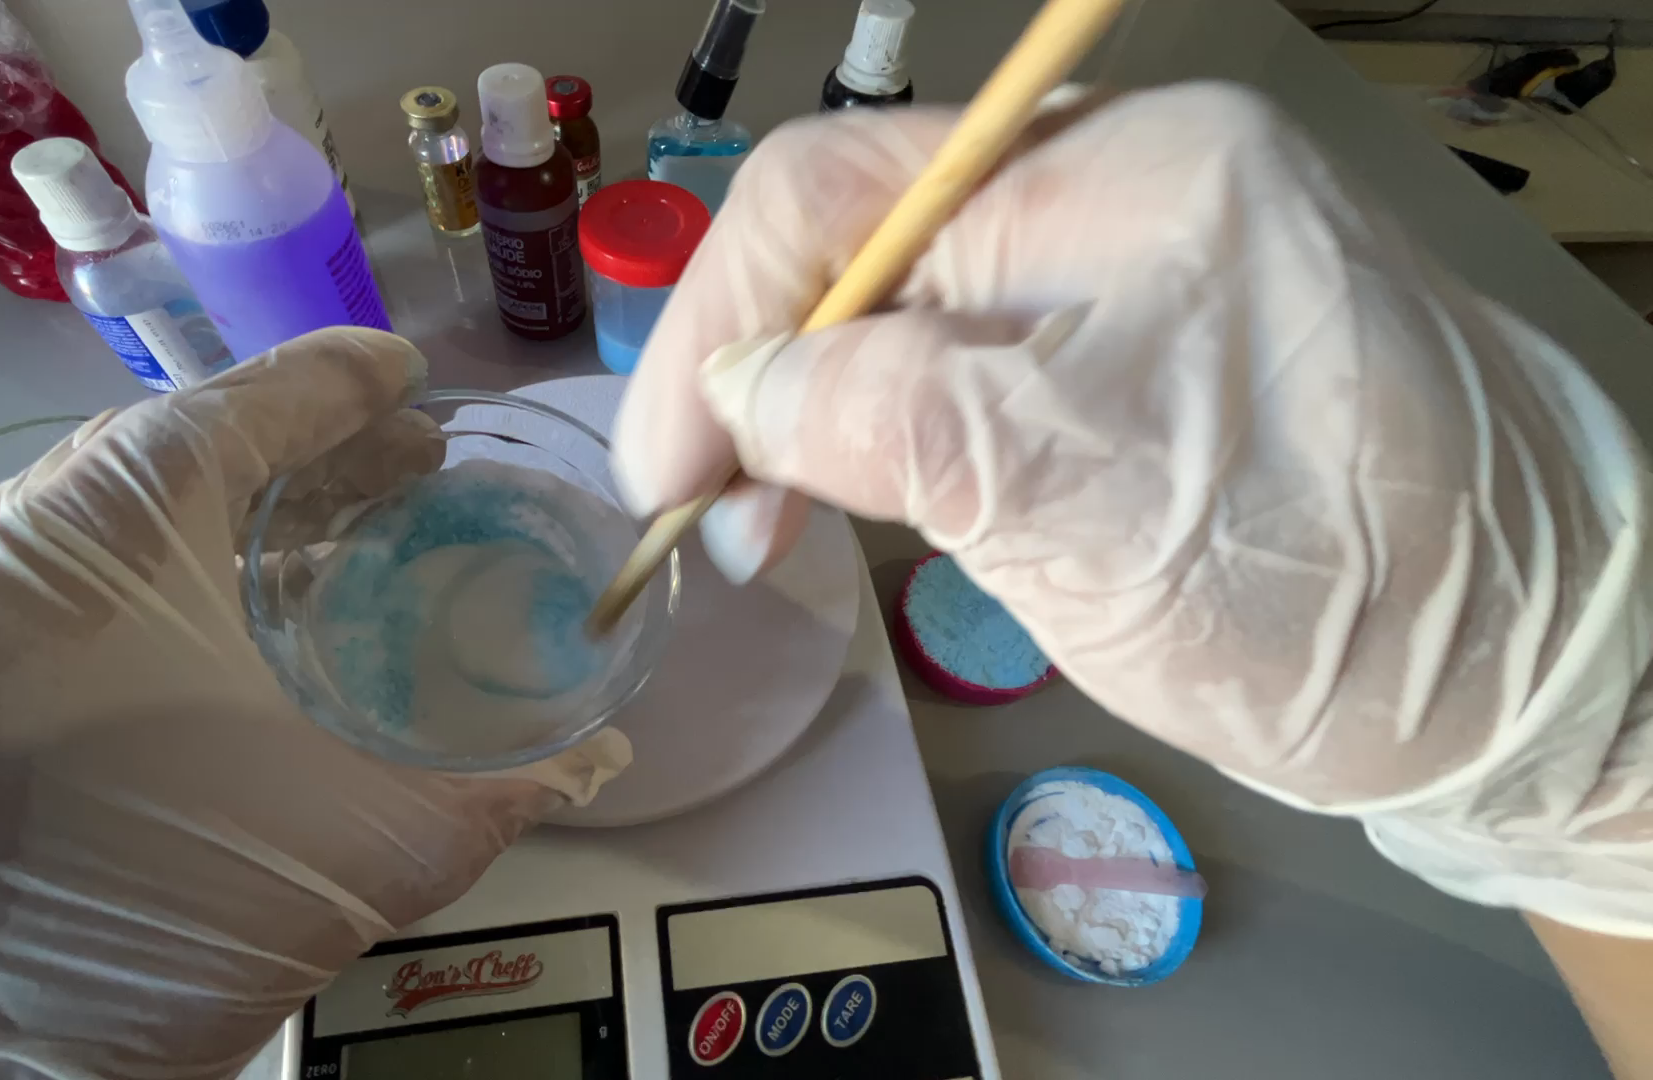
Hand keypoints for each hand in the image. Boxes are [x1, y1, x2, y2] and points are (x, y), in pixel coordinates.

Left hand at [0, 328, 628, 1077]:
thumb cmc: (137, 970)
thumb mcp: (341, 872)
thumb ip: (484, 801)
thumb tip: (603, 759)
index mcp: (78, 592)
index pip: (208, 429)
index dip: (317, 382)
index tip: (407, 369)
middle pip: (166, 461)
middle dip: (307, 442)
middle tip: (414, 451)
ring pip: (112, 515)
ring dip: (243, 500)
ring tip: (353, 510)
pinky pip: (59, 573)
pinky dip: (172, 557)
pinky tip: (250, 594)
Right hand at [614, 82, 1652, 936]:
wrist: (1492, 681)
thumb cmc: (1323, 586)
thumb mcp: (1086, 498)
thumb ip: (887, 419)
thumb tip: (734, 392)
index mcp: (1098, 181)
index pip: (833, 200)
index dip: (717, 323)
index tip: (662, 461)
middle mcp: (1069, 212)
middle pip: (833, 261)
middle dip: (739, 382)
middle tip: (692, 504)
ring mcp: (1057, 300)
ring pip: (855, 333)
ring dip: (778, 426)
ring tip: (748, 528)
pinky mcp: (1050, 383)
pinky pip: (899, 391)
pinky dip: (832, 452)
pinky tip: (806, 508)